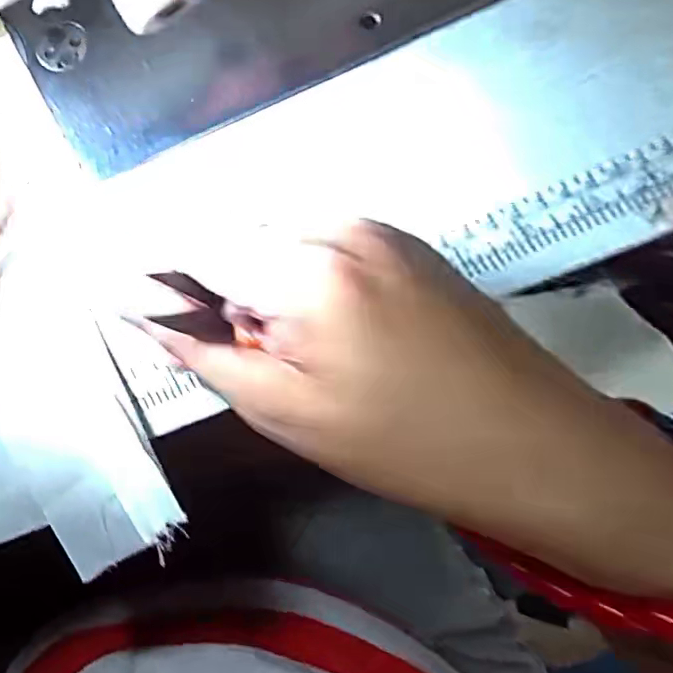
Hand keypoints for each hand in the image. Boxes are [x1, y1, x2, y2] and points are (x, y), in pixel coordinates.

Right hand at [137, 221, 672, 596]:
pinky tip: (319, 322)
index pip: (192, 244)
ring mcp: (373, 225)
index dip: (154, 269)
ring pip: (268, 235)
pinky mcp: (397, 237)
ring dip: (250, 276)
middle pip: (229, 233)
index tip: (133, 296)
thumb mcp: (282, 410)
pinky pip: (311, 239)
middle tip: (225, 338)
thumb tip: (139, 310)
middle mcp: (335, 226)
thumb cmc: (398, 442)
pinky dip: (289, 271)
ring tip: (278, 336)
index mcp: (305, 270)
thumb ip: (202, 350)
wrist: (538, 446)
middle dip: (207, 279)